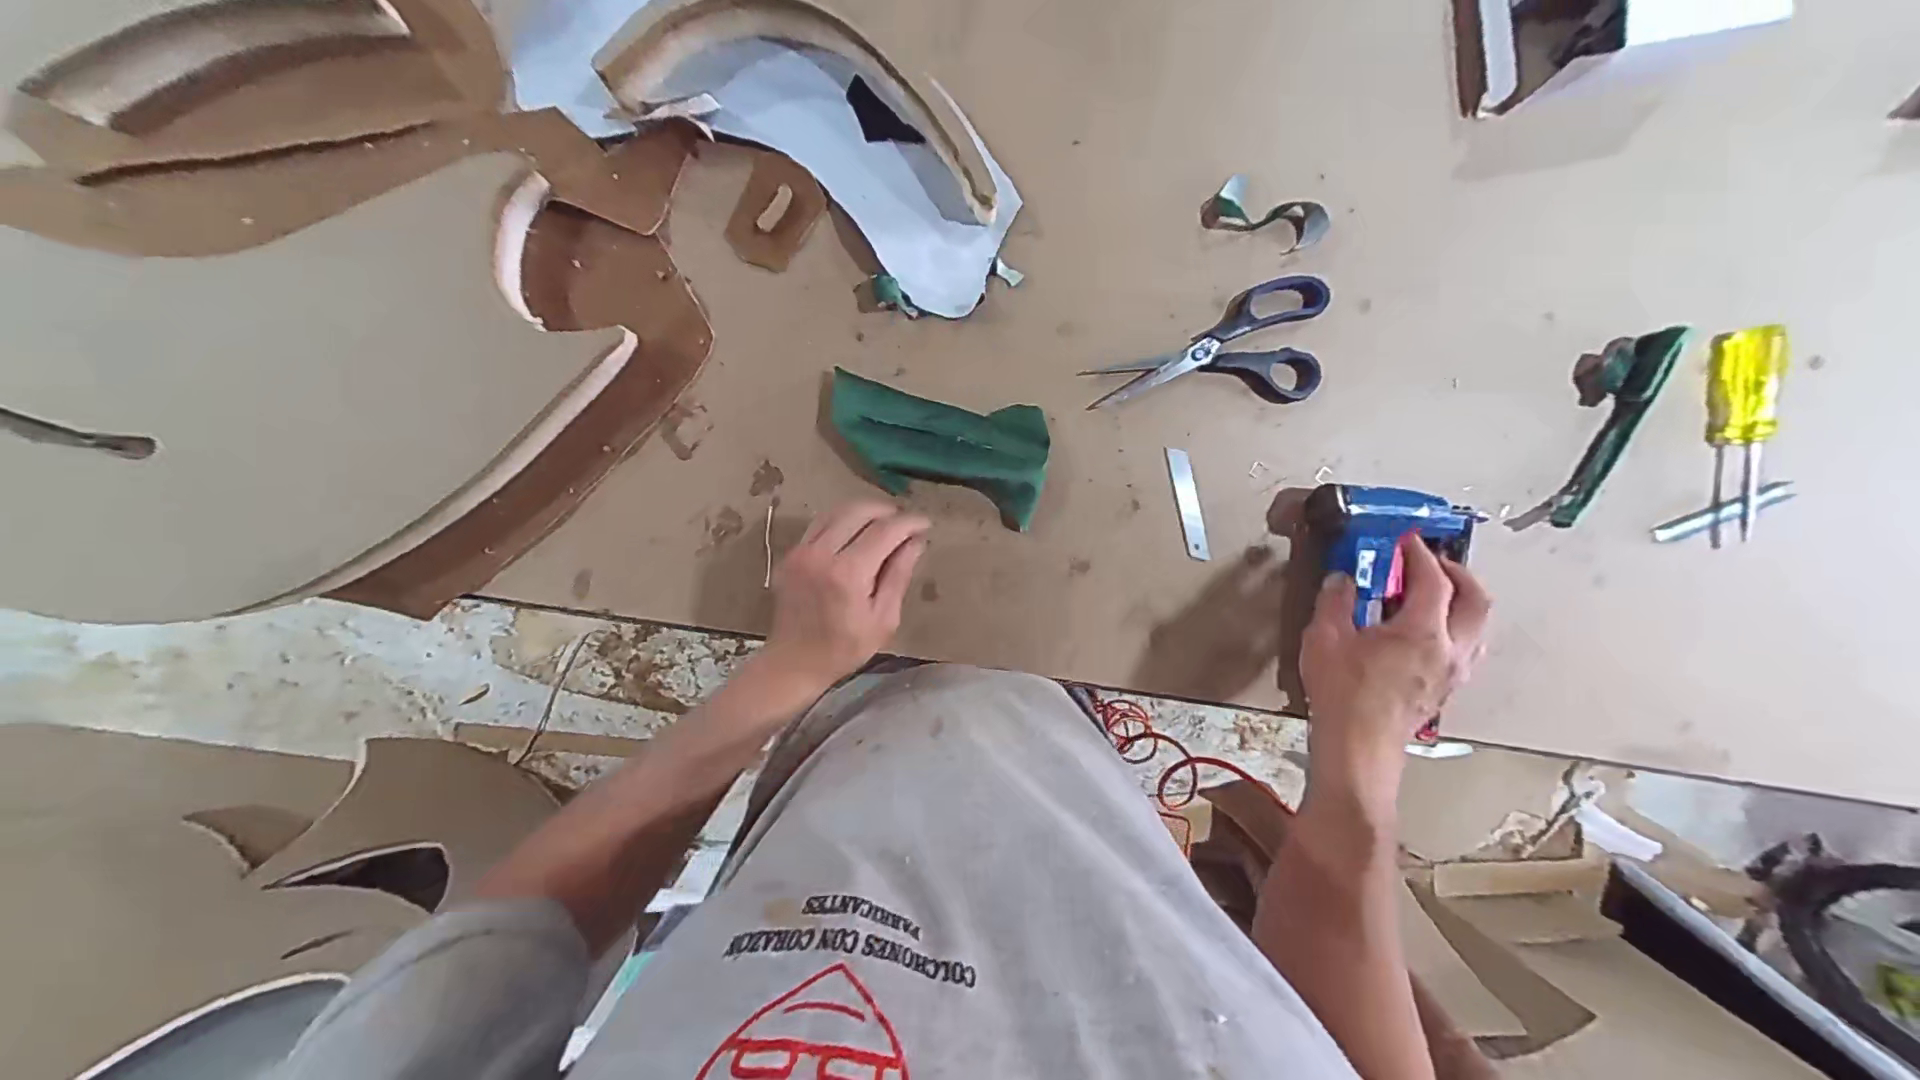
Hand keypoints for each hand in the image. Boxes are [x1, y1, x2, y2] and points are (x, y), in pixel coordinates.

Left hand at [756, 501, 929, 691]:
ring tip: (882, 523)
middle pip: (859, 511)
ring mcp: (801, 552)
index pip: (885, 531)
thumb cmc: (845, 648)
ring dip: (863, 512)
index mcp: (848, 573)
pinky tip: (855, 535)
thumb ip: (899, 575)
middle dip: (887, 511)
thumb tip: (916, 542)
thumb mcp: (884, 619)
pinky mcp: (790, 555)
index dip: (909, 522)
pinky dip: (841, 522)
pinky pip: (819, 524)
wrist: (793, 662)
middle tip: (904, 522)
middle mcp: (821, 554)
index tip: (925, 523)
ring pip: (836, 511)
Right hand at [1299, 532, 1490, 810]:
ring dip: (1459, 599)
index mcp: (1422, 632)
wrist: (1358, 745)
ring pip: (1475, 624)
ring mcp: (1453, 671)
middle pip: (1474, 599)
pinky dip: (1452, 624)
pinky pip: (1464, 645)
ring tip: (1429, 591)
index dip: (1419, 554)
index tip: (1405, 540)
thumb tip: (1342, 580)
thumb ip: (1335, 601)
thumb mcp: (1324, 637)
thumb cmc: (1343, 694)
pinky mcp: (1445, 687)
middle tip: (1428, 560)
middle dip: (1455, 572)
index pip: (1433, 580)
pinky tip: (1422, 628)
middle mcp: (1449, 649)